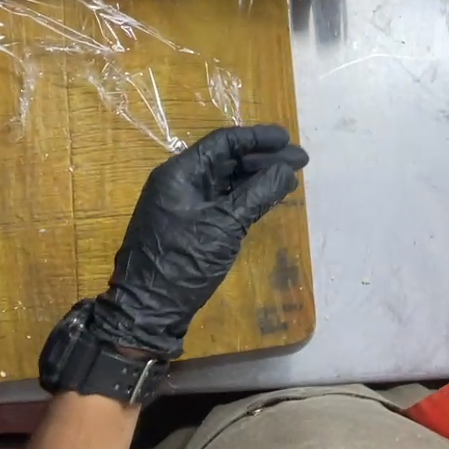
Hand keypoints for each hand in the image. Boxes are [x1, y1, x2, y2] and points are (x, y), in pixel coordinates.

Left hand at [82, 125, 307, 360]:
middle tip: (300, 160)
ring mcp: (186, 205)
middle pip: (228, 160)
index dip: (258, 138)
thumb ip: (258, 194)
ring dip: (259, 178)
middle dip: (265, 158)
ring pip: (228, 181)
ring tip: (292, 177)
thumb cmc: (183, 262)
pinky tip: (270, 197)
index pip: (224, 143)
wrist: (148, 310)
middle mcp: (181, 183)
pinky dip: (248, 197)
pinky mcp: (192, 226)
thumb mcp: (225, 225)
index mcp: (180, 173)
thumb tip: (287, 170)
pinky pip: (224, 201)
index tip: (287, 139)